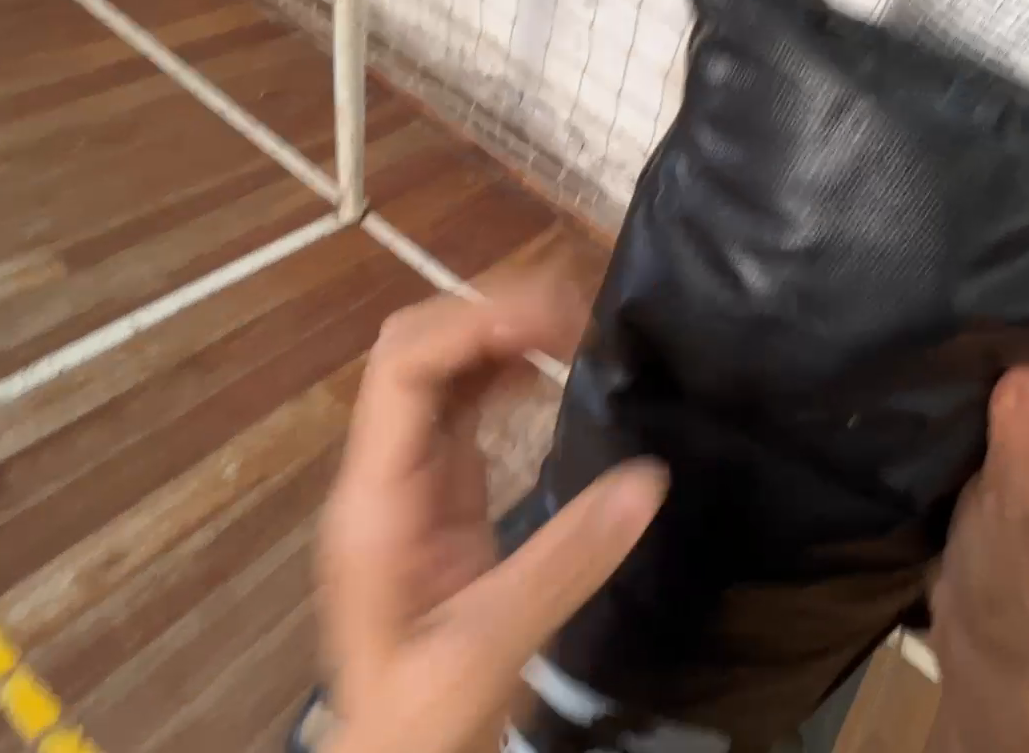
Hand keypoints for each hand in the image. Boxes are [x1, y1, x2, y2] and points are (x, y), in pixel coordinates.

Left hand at [318, 275, 668, 752]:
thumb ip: (567, 561)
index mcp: (377, 497)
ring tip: (572, 327)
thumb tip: (650, 478)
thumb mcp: (493, 648)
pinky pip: (466, 400)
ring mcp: (410, 471)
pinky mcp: (438, 482)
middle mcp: (385, 467)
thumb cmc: (424, 715)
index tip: (554, 323)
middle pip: (417, 348)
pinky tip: (549, 367)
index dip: (472, 326)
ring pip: (441, 364)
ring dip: (501, 333)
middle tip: (574, 316)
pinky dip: (507, 368)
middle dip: (490, 314)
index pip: (404, 369)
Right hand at [928, 367, 1028, 751]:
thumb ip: (1028, 434)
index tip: (1009, 329)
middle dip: (1022, 382)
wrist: (979, 650)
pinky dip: (988, 429)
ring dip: (1000, 406)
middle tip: (976, 341)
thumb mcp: (1017, 501)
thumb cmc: (1009, 580)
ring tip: (964, 364)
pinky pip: (1014, 443)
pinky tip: (961, 405)